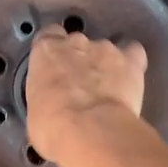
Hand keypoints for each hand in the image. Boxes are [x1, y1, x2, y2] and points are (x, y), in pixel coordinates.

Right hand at [24, 28, 147, 165]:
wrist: (91, 130)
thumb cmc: (53, 125)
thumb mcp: (34, 112)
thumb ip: (44, 95)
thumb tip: (51, 104)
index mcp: (46, 50)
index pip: (48, 36)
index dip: (53, 52)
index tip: (54, 68)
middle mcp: (75, 42)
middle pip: (77, 43)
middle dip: (78, 60)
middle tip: (79, 87)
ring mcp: (105, 49)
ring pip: (105, 50)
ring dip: (104, 66)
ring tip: (107, 91)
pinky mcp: (130, 62)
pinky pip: (133, 54)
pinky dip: (131, 64)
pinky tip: (129, 79)